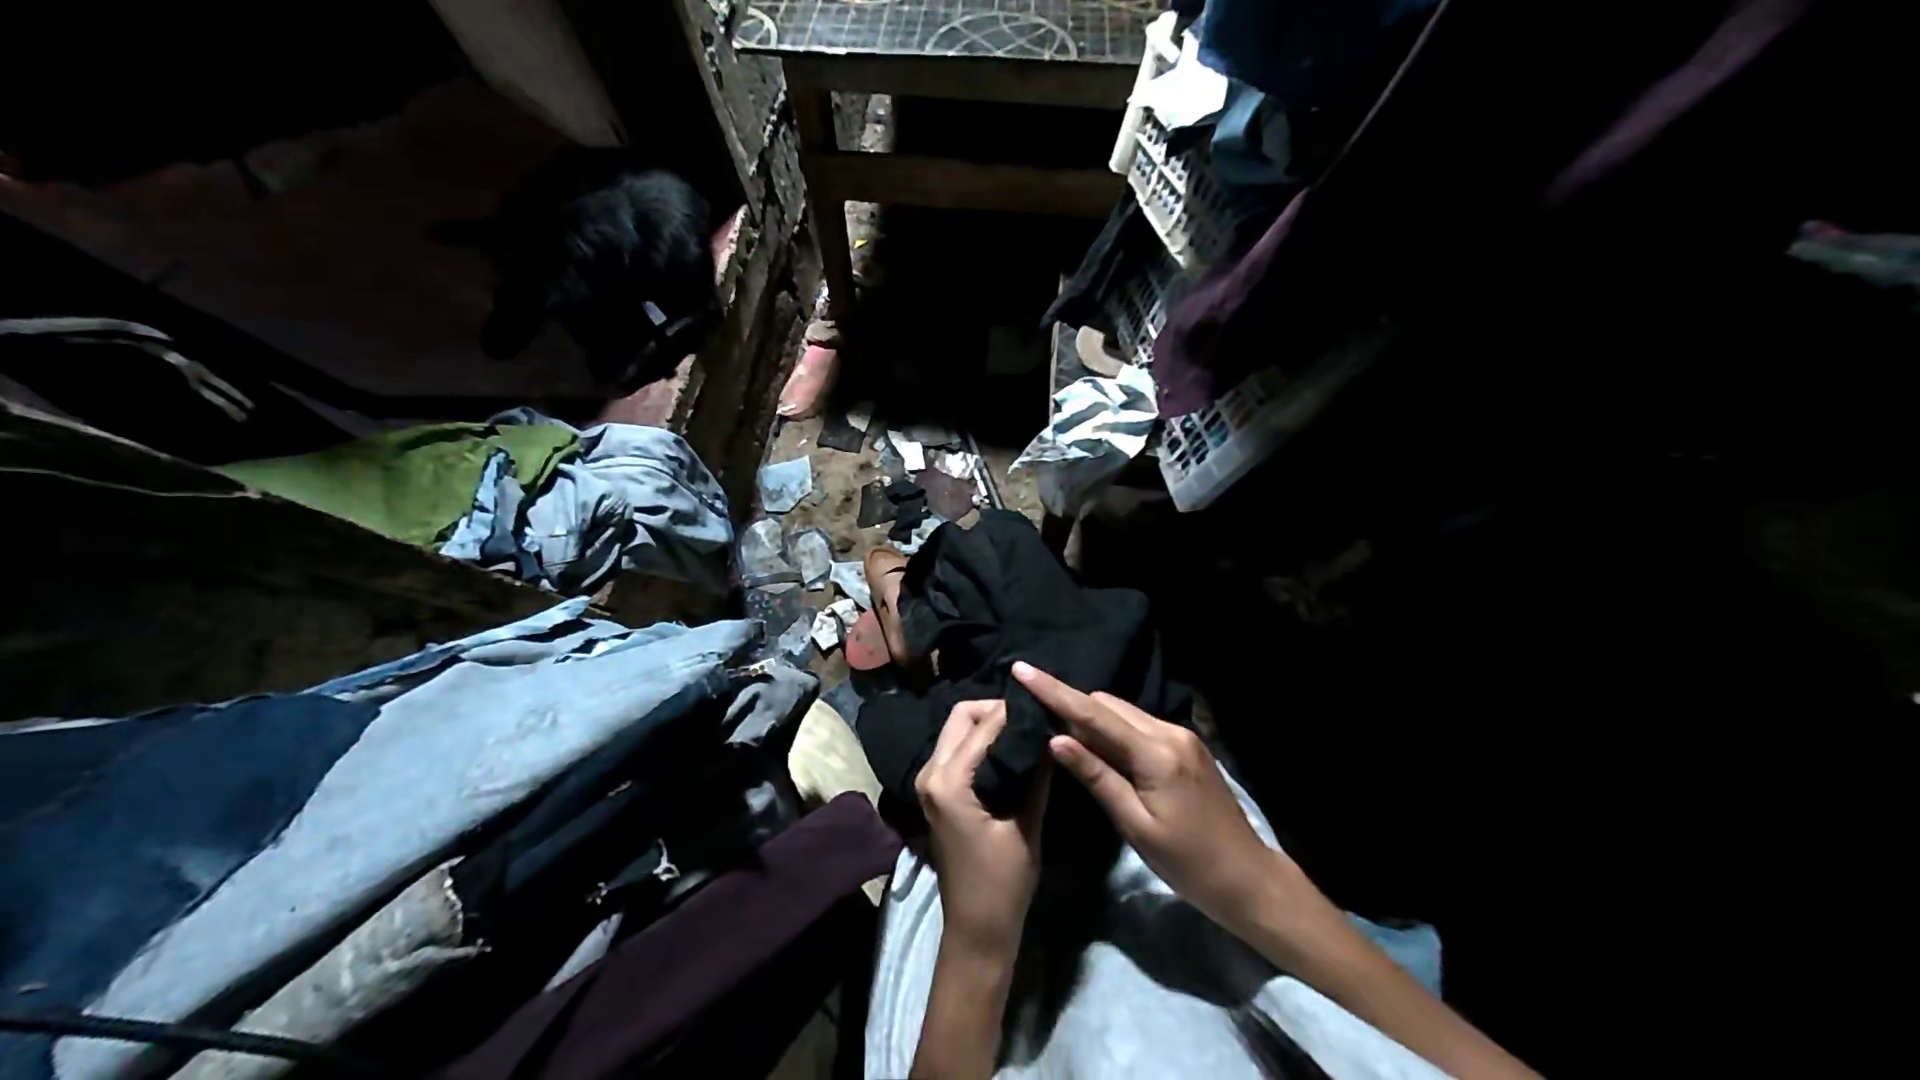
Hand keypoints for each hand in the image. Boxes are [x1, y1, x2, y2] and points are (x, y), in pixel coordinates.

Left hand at [915, 699, 1051, 952]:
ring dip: (987, 722)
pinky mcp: (935, 791)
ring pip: (955, 729)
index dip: (1015, 711)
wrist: (976, 927)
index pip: (984, 724)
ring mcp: (928, 781)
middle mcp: (931, 772)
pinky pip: (955, 748)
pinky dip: (979, 740)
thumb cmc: (1002, 881)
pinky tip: (1009, 748)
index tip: (1044, 705)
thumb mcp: (1025, 825)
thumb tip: (1051, 734)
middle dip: (996, 709)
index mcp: (949, 780)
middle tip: (1033, 717)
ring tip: (1025, 729)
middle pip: (961, 716)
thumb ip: (1035, 775)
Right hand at [1014, 661, 1293, 932]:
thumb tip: (1055, 739)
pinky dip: (1113, 728)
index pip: (1094, 713)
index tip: (1022, 670)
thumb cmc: (1188, 863)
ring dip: (1091, 717)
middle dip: (1070, 704)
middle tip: (1034, 715)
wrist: (1247, 877)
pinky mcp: (1186, 744)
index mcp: (1156, 753)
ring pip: (1123, 711)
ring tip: (1058, 729)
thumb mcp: (1136, 825)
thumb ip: (1096, 777)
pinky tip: (1097, 746)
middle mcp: (1169, 732)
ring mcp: (1181, 736)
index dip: (1054, 691)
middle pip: (1108, 704)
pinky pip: (1138, 724)